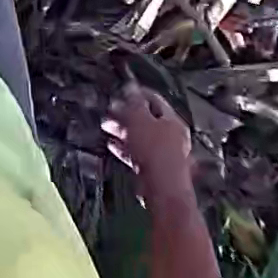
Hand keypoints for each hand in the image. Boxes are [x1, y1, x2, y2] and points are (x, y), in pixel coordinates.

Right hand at [103, 84, 195, 211]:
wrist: (162, 190)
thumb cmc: (154, 150)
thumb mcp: (140, 120)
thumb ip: (133, 104)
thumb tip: (129, 87)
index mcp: (172, 120)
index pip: (154, 100)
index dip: (137, 93)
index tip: (120, 90)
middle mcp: (170, 135)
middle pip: (145, 119)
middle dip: (125, 113)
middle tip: (109, 109)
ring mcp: (162, 153)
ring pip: (139, 136)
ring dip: (122, 131)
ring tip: (105, 125)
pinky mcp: (152, 169)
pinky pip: (136, 153)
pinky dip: (123, 148)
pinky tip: (110, 145)